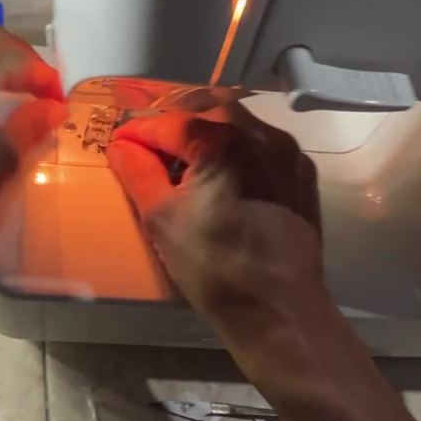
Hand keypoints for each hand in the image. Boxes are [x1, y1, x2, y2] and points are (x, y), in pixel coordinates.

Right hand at [106, 102, 333, 338]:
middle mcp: (261, 134)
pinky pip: (262, 146)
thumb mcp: (162, 219)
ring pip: (238, 123)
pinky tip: (223, 179)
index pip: (168, 122)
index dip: (137, 132)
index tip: (118, 144)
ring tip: (184, 163)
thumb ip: (138, 173)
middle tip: (150, 149)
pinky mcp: (301, 174)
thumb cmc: (214, 266)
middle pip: (206, 111)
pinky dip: (236, 150)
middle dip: (173, 124)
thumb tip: (122, 146)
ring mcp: (287, 152)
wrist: (279, 308)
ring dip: (207, 134)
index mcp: (222, 141)